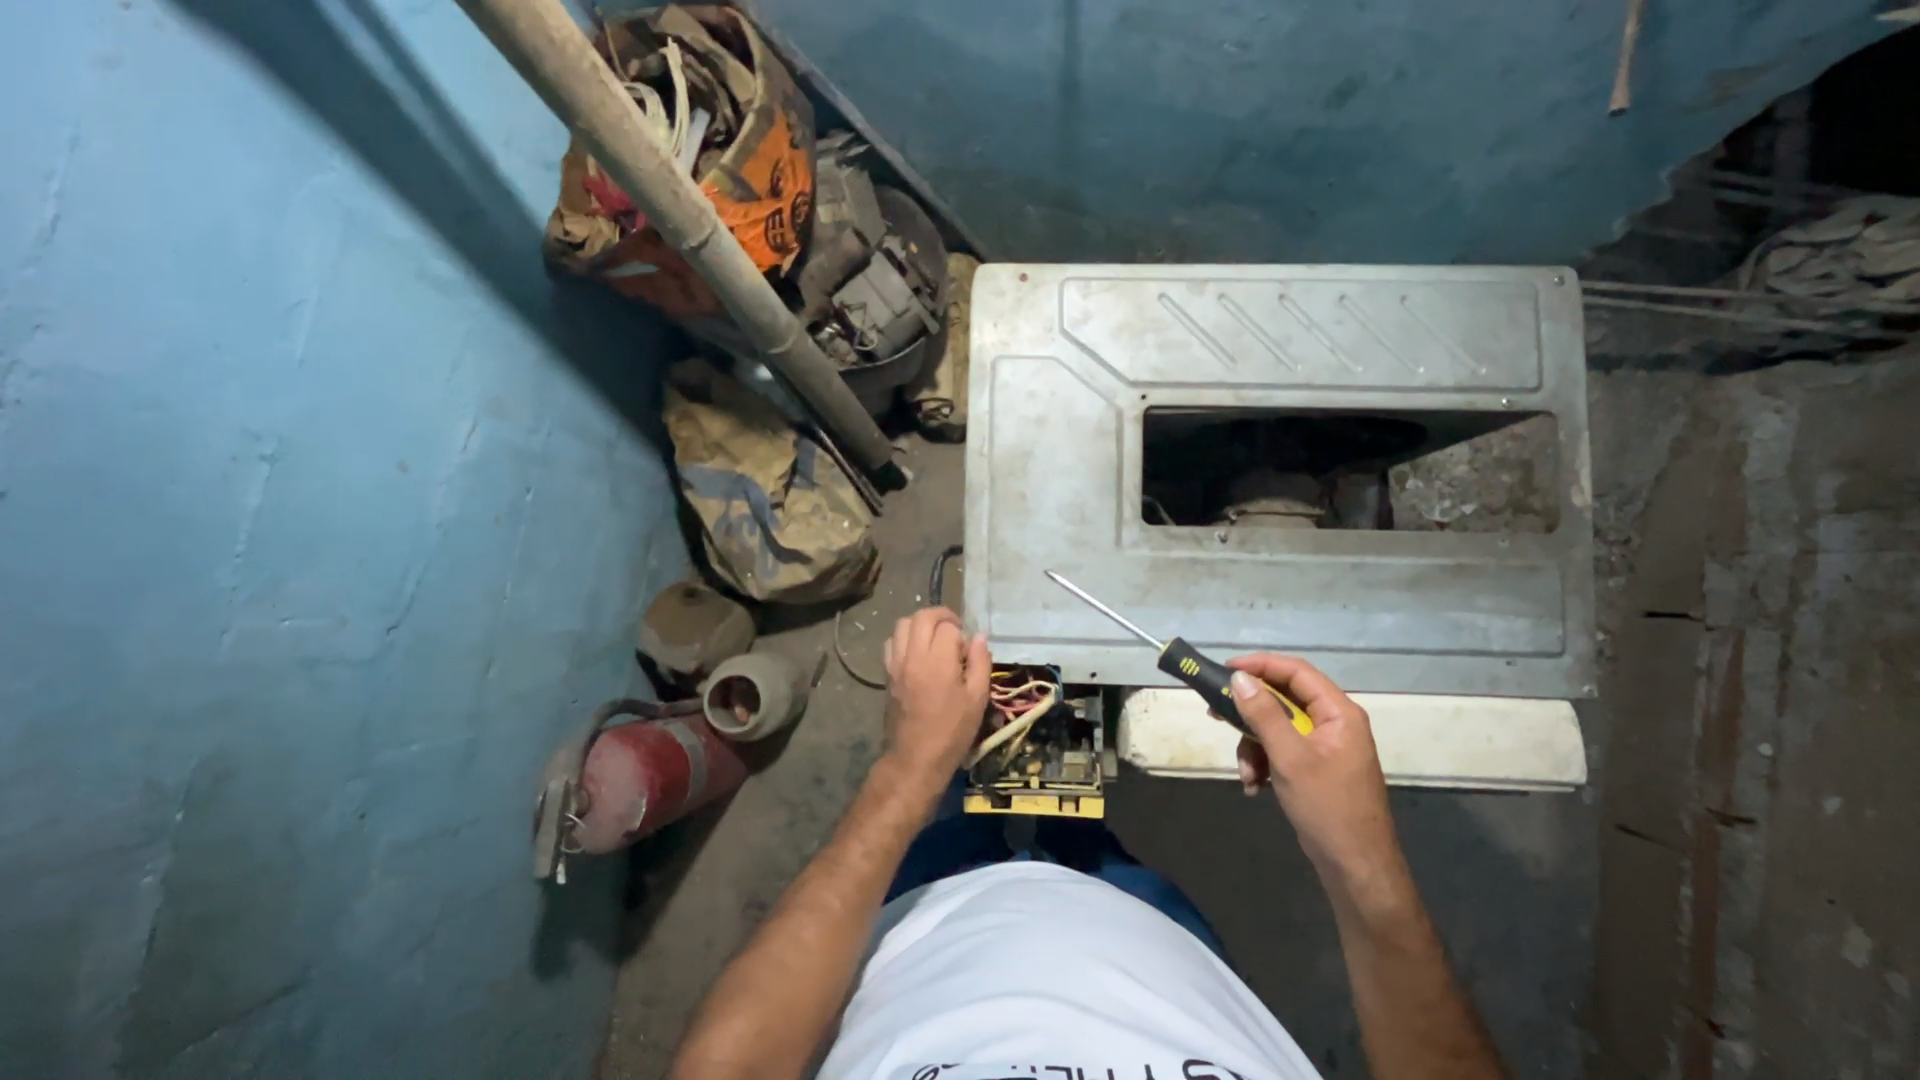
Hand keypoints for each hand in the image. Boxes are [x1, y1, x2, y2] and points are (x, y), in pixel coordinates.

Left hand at [880, 607, 989, 783]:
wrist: (916, 757)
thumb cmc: (952, 731)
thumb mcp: (977, 699)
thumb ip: (980, 662)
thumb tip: (979, 636)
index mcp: (938, 661)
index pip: (949, 627)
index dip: (962, 635)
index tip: (968, 653)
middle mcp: (913, 655)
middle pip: (922, 616)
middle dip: (941, 616)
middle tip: (955, 629)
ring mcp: (896, 663)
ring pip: (903, 624)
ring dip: (921, 624)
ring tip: (935, 638)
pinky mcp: (887, 673)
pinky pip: (892, 642)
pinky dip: (905, 638)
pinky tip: (918, 653)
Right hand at [1227, 654, 1402, 888]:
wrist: (1355, 865)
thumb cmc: (1327, 806)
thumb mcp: (1289, 757)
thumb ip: (1263, 714)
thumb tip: (1239, 678)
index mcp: (1338, 713)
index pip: (1297, 672)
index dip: (1260, 665)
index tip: (1225, 670)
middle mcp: (1334, 723)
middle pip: (1284, 699)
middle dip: (1250, 713)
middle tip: (1217, 714)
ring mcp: (1325, 747)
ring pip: (1277, 728)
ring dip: (1253, 747)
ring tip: (1246, 773)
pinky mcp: (1315, 768)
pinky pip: (1281, 751)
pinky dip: (1263, 763)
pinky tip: (1254, 785)